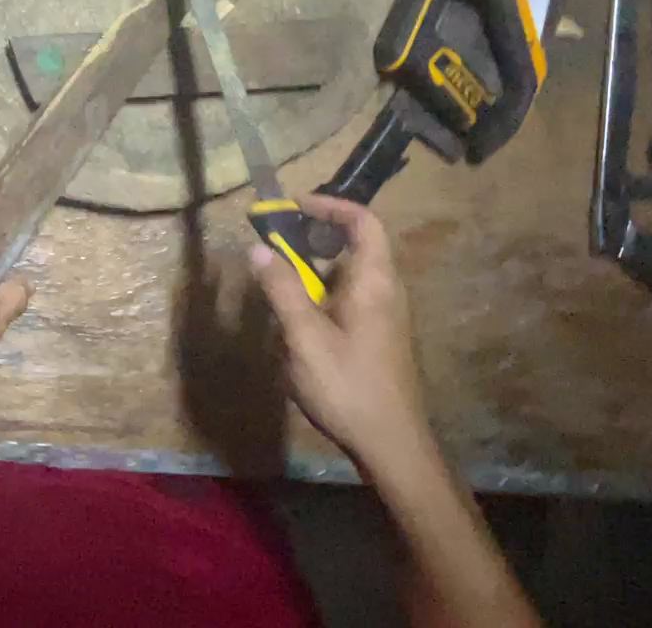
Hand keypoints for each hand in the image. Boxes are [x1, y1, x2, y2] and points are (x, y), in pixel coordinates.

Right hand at [250, 194, 429, 470]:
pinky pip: (346, 298)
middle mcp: (385, 291)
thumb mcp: (305, 336)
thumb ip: (282, 289)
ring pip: (345, 275)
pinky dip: (319, 294)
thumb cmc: (349, 386)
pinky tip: (296, 324)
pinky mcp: (377, 336)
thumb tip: (258, 248)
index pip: (363, 222)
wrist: (392, 446)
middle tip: (273, 243)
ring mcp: (383, 315)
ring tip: (278, 285)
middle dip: (310, 238)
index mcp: (374, 282)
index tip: (293, 206)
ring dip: (310, 271)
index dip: (329, 206)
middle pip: (353, 245)